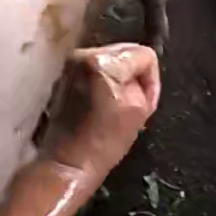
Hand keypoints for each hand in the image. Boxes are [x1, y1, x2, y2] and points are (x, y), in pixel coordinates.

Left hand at [37, 43, 160, 190]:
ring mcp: (70, 65)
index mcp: (103, 63)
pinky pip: (94, 71)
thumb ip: (145, 85)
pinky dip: (103, 84)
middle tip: (133, 106)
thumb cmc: (105, 143)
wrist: (67, 162)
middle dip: (134, 77)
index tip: (147, 103)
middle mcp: (83, 54)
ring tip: (117, 109)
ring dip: (119, 81)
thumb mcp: (139, 111)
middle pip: (126, 53)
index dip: (152, 79)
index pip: (145, 55)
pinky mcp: (63, 76)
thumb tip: (142, 77)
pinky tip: (101, 108)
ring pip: (110, 62)